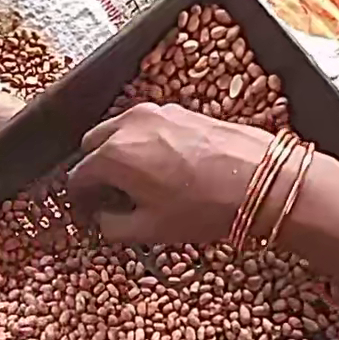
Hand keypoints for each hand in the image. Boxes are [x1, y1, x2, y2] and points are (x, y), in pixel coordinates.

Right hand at [65, 102, 271, 244]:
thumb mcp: (150, 229)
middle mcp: (127, 126)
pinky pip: (144, 125)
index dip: (79, 198)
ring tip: (134, 181)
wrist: (261, 180)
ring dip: (115, 153)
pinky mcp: (178, 110)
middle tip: (107, 195)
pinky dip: (140, 142)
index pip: (78, 175)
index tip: (87, 211)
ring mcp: (154, 113)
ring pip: (117, 130)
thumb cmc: (204, 207)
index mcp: (113, 155)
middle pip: (92, 145)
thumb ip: (112, 226)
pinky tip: (159, 166)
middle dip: (94, 169)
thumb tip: (102, 219)